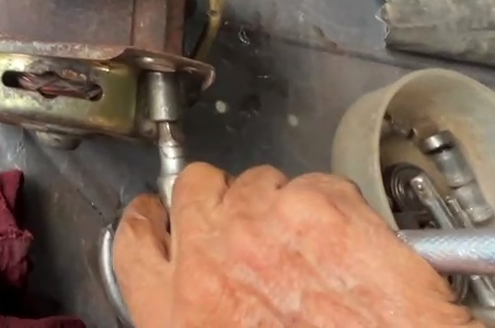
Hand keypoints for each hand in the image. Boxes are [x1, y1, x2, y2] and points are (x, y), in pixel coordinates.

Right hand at [113, 164, 474, 327]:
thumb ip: (193, 315)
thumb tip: (199, 296)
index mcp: (178, 311)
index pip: (136, 239)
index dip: (150, 221)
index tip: (161, 215)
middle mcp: (211, 258)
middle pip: (194, 186)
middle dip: (220, 199)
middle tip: (253, 232)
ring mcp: (264, 224)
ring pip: (260, 181)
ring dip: (281, 207)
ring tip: (318, 254)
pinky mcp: (321, 206)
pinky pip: (319, 185)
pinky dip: (337, 211)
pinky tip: (359, 255)